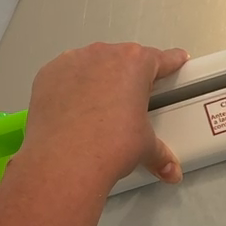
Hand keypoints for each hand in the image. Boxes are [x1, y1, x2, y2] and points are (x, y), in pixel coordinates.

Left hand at [19, 42, 189, 187]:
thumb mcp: (145, 148)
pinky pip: (67, 74)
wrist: (65, 160)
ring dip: (100, 77)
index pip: (161, 58)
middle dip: (130, 75)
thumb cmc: (110, 145)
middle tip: (133, 100)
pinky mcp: (48, 74)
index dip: (172, 61)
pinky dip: (72, 86)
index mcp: (135, 64)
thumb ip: (160, 154)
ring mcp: (72, 61)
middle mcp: (103, 55)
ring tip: (101, 107)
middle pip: (124, 58)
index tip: (177, 60)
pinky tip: (75, 108)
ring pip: (93, 63)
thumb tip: (170, 171)